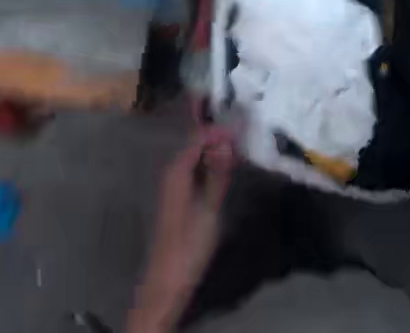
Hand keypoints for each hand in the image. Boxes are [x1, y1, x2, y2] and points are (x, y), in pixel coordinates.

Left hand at [126, 127, 234, 332]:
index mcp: (177, 170)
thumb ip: (218, 172)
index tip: (242, 128)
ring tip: (238, 149)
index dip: (219, 130)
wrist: (167, 281)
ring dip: (215, 150)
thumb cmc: (189, 243)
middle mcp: (172, 171)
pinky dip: (210, 164)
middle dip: (217, 136)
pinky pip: (195, 168)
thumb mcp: (209, 207)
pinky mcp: (178, 196)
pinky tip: (225, 169)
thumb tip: (227, 140)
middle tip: (243, 134)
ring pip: (195, 156)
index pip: (198, 136)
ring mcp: (174, 183)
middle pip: (195, 143)